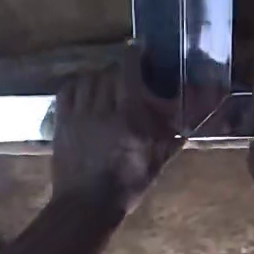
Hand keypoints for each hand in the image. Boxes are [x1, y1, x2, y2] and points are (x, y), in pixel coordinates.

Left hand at [50, 56, 181, 212]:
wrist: (86, 204)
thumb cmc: (128, 185)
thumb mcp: (158, 160)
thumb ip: (173, 133)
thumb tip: (191, 116)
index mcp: (130, 118)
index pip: (129, 71)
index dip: (134, 54)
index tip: (139, 48)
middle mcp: (103, 110)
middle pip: (109, 73)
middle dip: (120, 69)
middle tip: (128, 74)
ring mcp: (79, 115)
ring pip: (88, 79)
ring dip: (99, 77)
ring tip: (106, 84)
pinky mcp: (62, 121)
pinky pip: (68, 90)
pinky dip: (78, 85)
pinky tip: (86, 91)